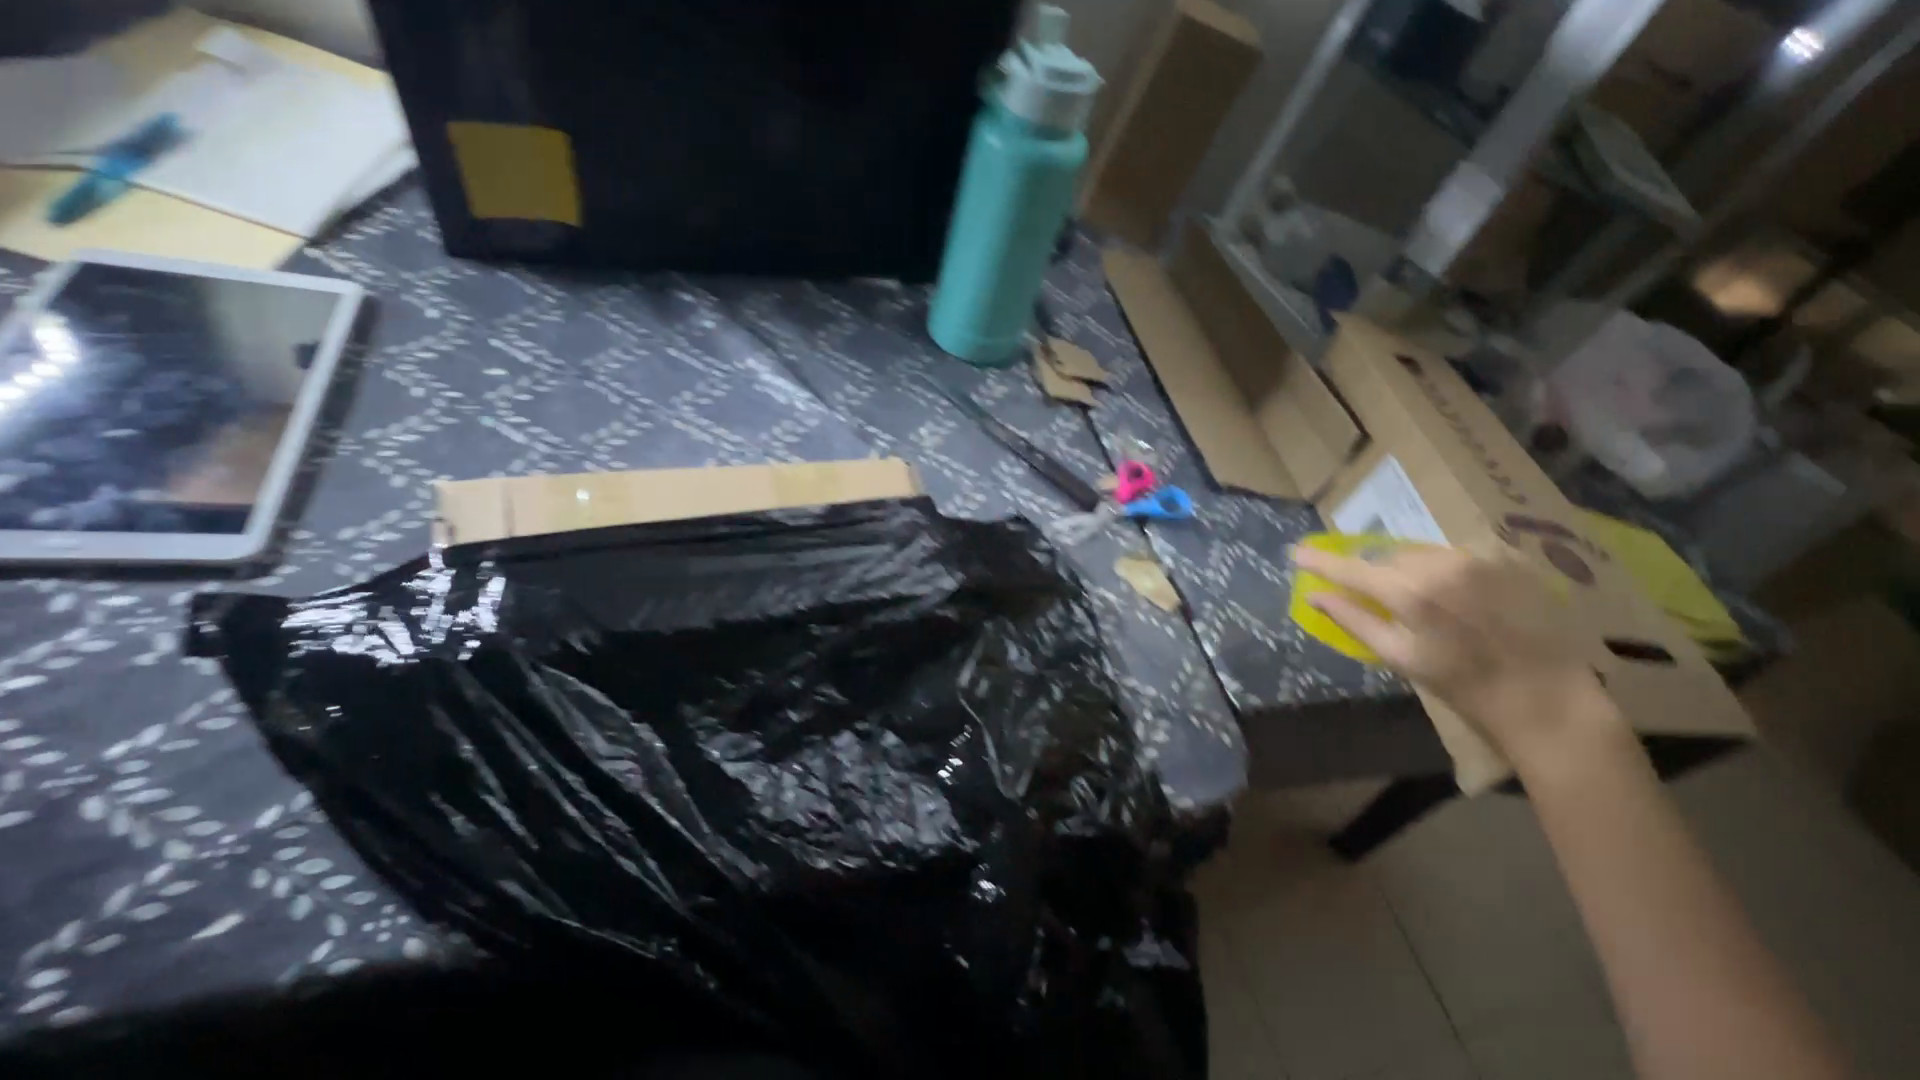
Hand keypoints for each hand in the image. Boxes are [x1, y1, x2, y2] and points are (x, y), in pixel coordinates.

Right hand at [1293, 543, 1614, 768]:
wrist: (1548, 698)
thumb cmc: (1466, 688)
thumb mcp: (1402, 659)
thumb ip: (1355, 621)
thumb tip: (1315, 595)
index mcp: (1412, 592)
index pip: (1353, 568)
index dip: (1321, 561)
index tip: (1296, 553)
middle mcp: (1443, 563)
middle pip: (1388, 556)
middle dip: (1374, 571)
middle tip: (1371, 593)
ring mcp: (1479, 557)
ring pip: (1423, 553)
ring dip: (1410, 569)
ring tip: (1420, 601)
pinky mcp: (1508, 560)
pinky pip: (1458, 556)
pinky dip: (1444, 571)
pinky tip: (1457, 600)